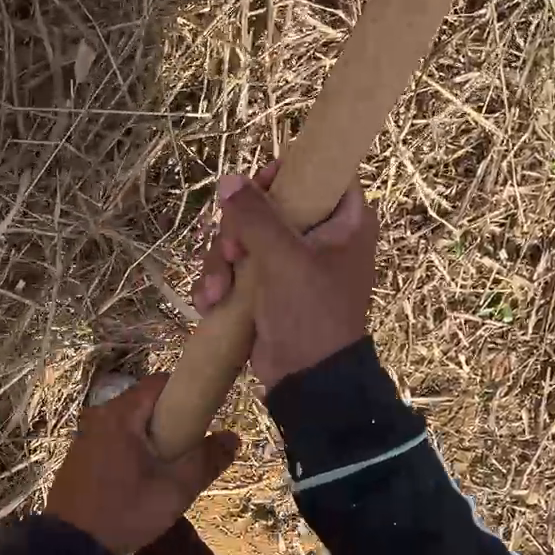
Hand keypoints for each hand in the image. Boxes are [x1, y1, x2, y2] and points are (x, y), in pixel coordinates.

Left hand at [45, 374, 239, 554]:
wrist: (70, 546)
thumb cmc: (125, 511)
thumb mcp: (174, 490)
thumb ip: (206, 461)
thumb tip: (233, 438)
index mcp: (121, 415)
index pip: (159, 383)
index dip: (186, 392)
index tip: (207, 412)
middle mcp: (99, 417)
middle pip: (144, 404)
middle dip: (171, 420)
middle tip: (192, 446)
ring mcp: (85, 437)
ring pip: (129, 425)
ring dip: (151, 438)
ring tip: (170, 466)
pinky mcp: (78, 458)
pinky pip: (113, 442)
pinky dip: (131, 450)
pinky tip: (141, 478)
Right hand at [192, 160, 377, 389]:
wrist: (307, 379)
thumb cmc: (310, 313)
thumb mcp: (284, 259)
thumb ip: (255, 217)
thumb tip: (229, 181)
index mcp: (344, 221)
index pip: (317, 174)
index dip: (284, 175)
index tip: (256, 186)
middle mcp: (318, 237)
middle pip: (267, 206)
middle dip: (237, 231)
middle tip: (232, 254)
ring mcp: (288, 264)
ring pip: (242, 238)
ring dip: (220, 264)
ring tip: (215, 292)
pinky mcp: (265, 289)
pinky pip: (233, 269)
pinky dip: (219, 283)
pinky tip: (211, 303)